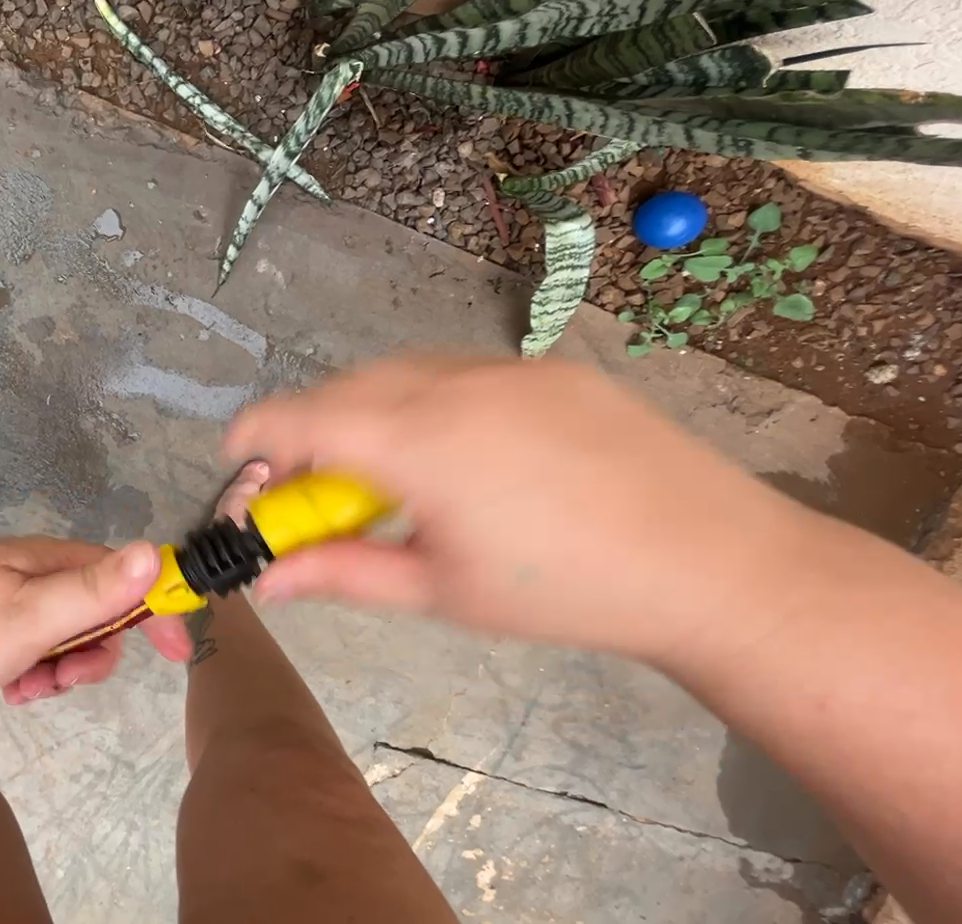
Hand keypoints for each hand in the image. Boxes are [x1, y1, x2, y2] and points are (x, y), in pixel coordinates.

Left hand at [0, 538, 159, 714]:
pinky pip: (30, 648)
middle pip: (93, 608)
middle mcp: (27, 571)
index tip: (177, 652)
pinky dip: (31, 671)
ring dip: (58, 669)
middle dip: (92, 651)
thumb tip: (153, 551)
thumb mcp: (29, 616)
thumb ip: (92, 590)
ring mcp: (2, 598)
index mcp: (43, 558)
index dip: (153, 607)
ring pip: (61, 635)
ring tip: (25, 689)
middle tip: (65, 680)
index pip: (120, 572)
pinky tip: (8, 688)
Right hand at [224, 357, 825, 661]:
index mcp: (418, 443)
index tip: (236, 455)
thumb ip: (340, 573)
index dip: (254, 431)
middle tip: (315, 479)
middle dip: (309, 425)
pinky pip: (453, 369)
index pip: (301, 417)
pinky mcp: (547, 368)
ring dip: (364, 408)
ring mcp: (504, 368)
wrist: (725, 567)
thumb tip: (264, 581)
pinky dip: (420, 398)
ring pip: (397, 371)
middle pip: (342, 387)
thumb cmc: (566, 593)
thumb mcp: (440, 592)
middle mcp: (451, 385)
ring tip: (383, 464)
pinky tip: (452, 447)